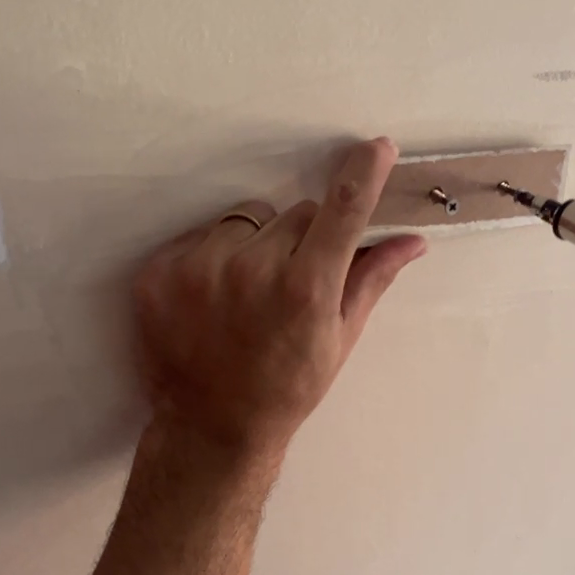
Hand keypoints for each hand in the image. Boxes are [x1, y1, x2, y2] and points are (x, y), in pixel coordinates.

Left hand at [130, 137, 426, 458]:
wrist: (212, 426)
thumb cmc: (288, 389)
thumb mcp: (338, 341)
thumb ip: (371, 282)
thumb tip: (412, 242)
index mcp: (306, 290)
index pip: (343, 210)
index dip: (364, 174)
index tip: (377, 148)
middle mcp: (253, 270)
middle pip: (295, 214)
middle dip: (305, 239)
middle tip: (293, 286)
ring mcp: (200, 268)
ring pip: (246, 219)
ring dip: (256, 244)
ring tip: (249, 294)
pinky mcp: (161, 272)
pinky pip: (201, 236)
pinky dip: (214, 258)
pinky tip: (215, 300)